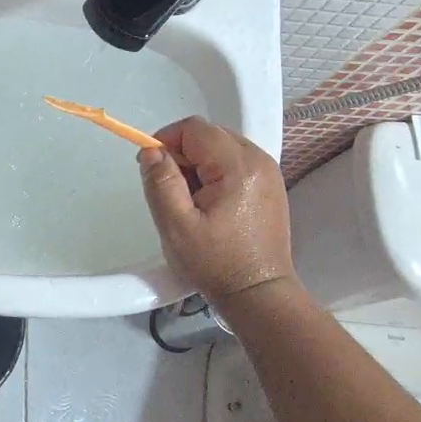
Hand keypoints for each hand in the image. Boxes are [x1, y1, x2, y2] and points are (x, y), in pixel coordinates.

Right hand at [137, 117, 294, 305]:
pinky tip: (208, 205)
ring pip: (221, 147)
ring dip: (198, 164)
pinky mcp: (270, 186)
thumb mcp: (175, 225)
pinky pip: (235, 163)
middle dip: (182, 153)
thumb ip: (160, 182)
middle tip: (169, 189)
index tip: (150, 168)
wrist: (258, 292)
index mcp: (237, 166)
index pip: (194, 128)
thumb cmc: (215, 262)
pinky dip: (215, 174)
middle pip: (209, 134)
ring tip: (189, 200)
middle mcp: (258, 160)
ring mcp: (268, 172)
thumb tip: (150, 151)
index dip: (166, 140)